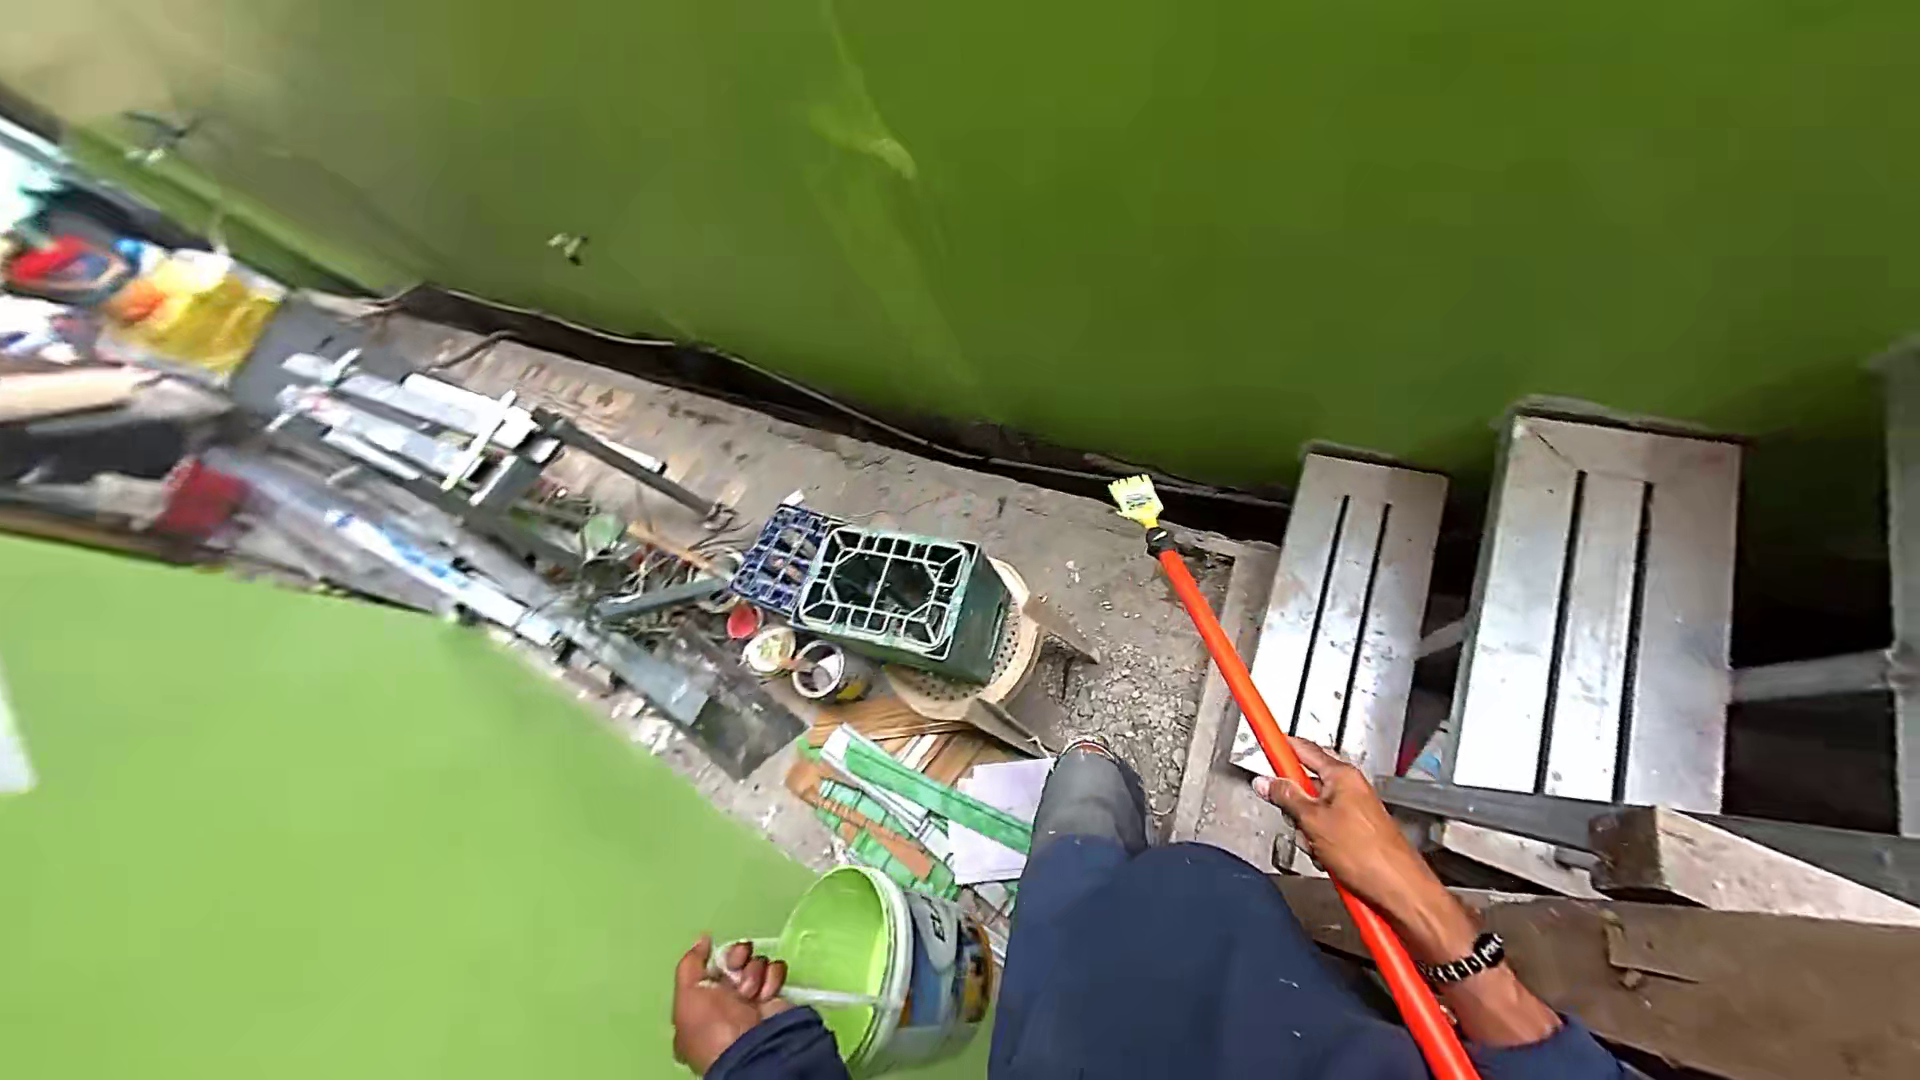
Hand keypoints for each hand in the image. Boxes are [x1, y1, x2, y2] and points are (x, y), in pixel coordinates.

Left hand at [672, 935, 792, 1074]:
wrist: (752, 1044)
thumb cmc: (713, 1026)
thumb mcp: (688, 996)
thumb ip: (690, 964)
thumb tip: (702, 940)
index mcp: (702, 1006)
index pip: (712, 967)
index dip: (718, 959)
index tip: (721, 960)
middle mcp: (726, 1003)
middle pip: (736, 959)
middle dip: (739, 958)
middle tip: (739, 966)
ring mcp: (752, 1000)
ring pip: (756, 962)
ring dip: (755, 972)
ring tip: (751, 991)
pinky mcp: (774, 996)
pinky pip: (775, 971)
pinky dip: (772, 978)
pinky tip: (766, 993)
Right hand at [1252, 738, 1473, 965]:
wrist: (1402, 895)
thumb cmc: (1370, 856)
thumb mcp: (1312, 820)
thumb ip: (1285, 796)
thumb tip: (1266, 781)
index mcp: (1342, 776)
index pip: (1302, 748)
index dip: (1280, 744)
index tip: (1264, 736)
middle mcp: (1351, 789)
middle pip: (1304, 782)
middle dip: (1292, 800)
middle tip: (1290, 814)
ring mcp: (1355, 811)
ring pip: (1313, 809)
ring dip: (1305, 827)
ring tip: (1315, 843)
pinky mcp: (1357, 833)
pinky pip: (1325, 829)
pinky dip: (1319, 841)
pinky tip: (1326, 856)